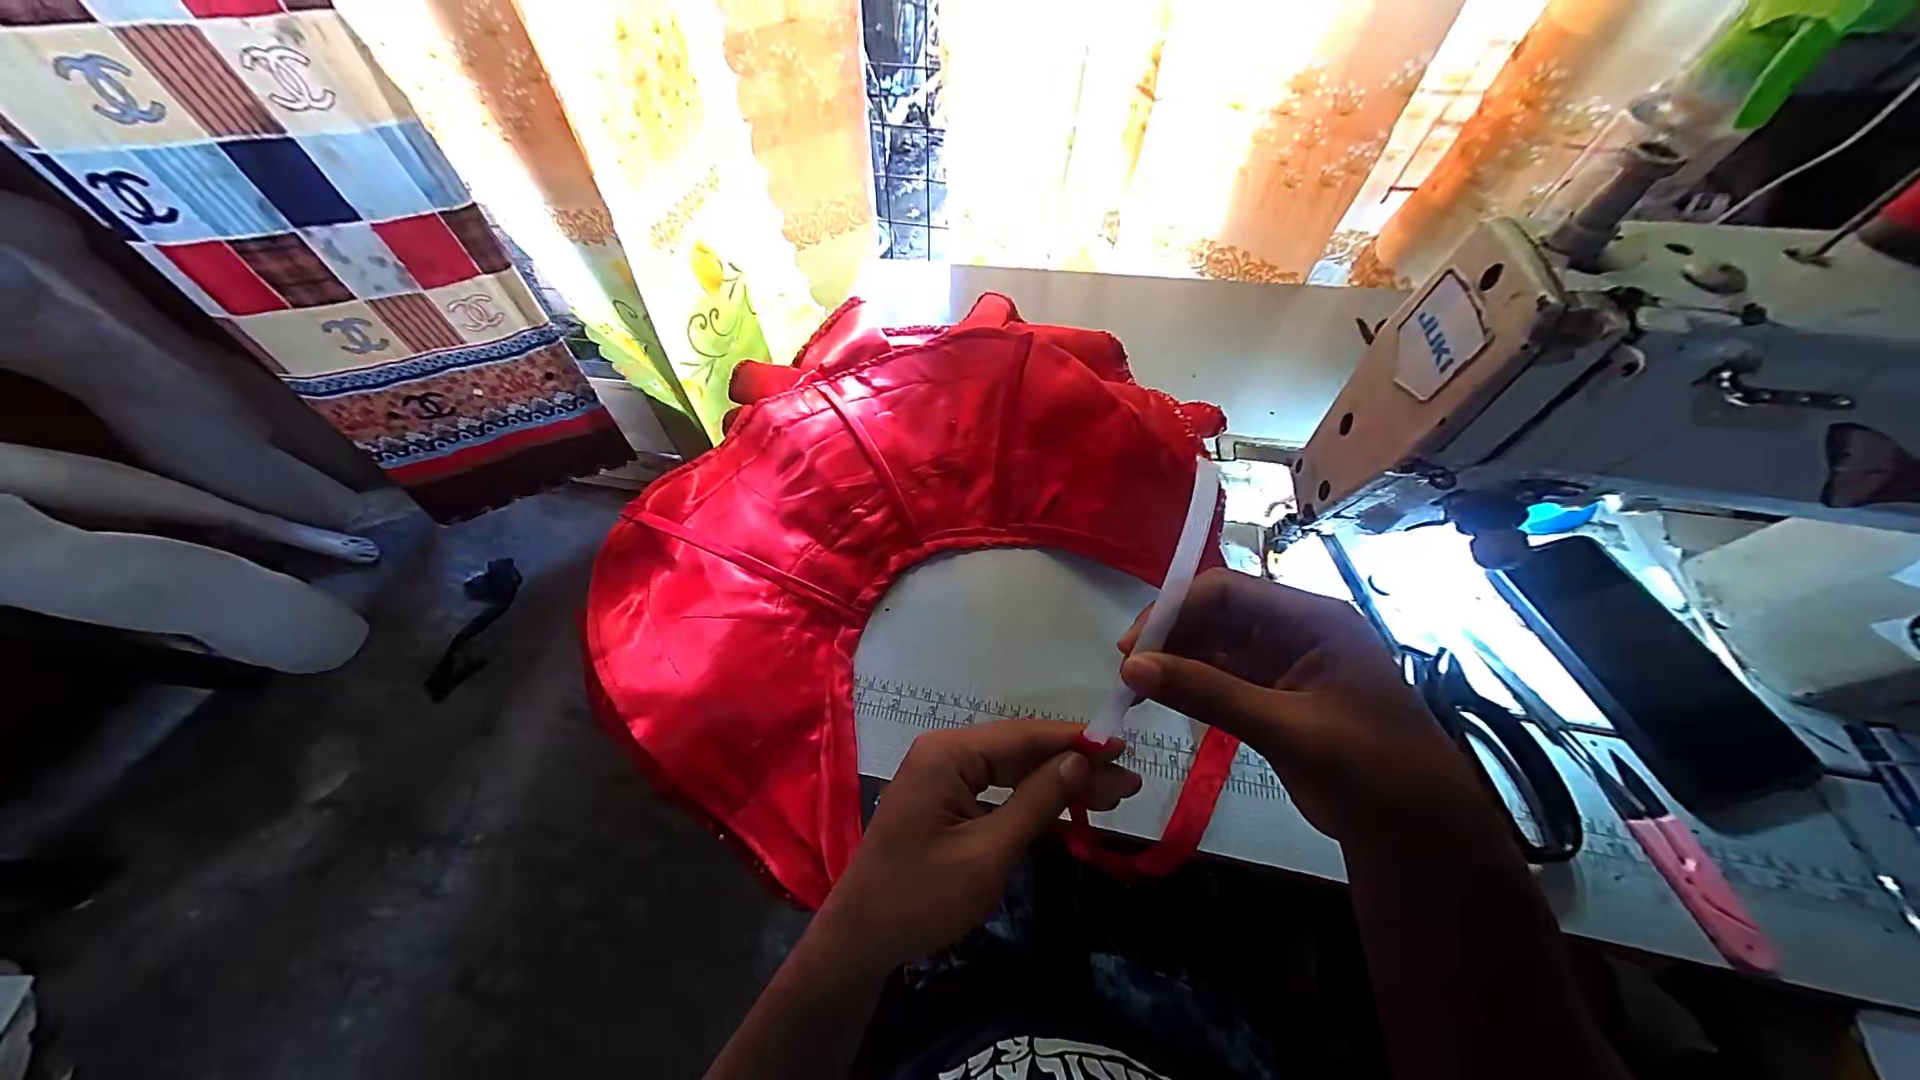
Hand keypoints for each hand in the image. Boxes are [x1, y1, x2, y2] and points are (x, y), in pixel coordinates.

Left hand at [816, 720, 1141, 969]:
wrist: (861, 937)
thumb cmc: (922, 897)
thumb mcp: (988, 853)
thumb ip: (1037, 802)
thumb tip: (1080, 760)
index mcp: (948, 752)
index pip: (1023, 736)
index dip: (1075, 739)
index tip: (1122, 745)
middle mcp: (944, 751)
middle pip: (1020, 750)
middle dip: (1073, 764)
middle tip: (1126, 782)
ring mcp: (941, 773)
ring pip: (1011, 768)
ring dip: (1057, 781)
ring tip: (1110, 794)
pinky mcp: (943, 797)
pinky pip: (995, 787)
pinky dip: (1031, 798)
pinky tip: (1066, 805)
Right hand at [1118, 569, 1498, 850]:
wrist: (1418, 834)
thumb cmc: (1371, 770)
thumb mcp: (1288, 728)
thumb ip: (1209, 694)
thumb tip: (1132, 669)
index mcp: (1311, 619)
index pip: (1227, 591)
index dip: (1175, 610)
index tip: (1133, 646)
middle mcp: (1291, 630)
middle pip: (1214, 614)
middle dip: (1169, 636)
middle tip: (1128, 670)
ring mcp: (1279, 662)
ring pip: (1210, 645)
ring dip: (1172, 661)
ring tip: (1134, 686)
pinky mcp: (1268, 693)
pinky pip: (1216, 676)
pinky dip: (1186, 685)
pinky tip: (1159, 697)